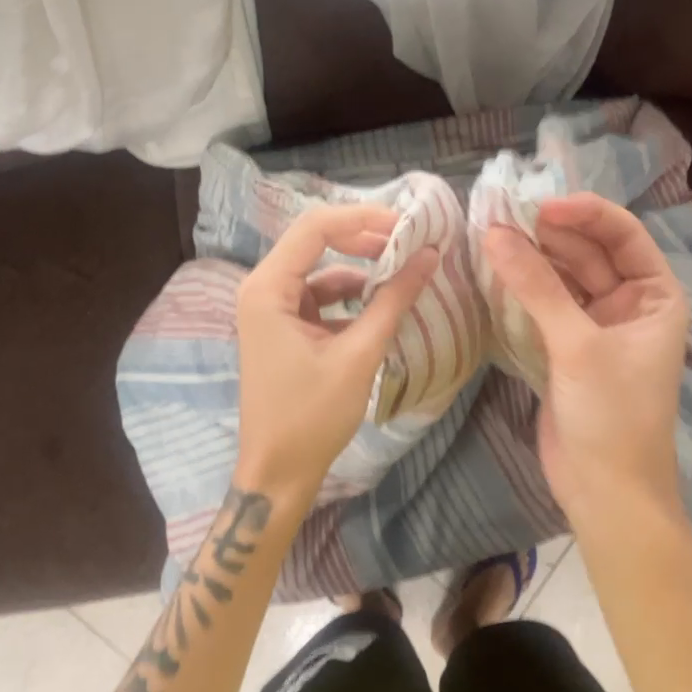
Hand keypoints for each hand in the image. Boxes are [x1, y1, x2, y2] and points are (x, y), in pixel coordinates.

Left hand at [235, 204, 438, 499]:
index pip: (316, 227)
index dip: (363, 219)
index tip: (407, 226)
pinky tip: (382, 311)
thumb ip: (393, 300)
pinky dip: (350, 301)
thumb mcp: (359, 354)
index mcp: (267, 288)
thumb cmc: (312, 416)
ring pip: (322, 272)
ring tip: (405, 278)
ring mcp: (271, 310)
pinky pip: (320, 300)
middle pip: (317, 243)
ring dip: (361, 273)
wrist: (278, 472)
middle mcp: (262, 290)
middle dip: (365, 241)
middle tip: (412, 246)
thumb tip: (429, 256)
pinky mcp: (284, 330)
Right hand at [482, 193, 687, 516]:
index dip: (585, 214)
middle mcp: (629, 305)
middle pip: (588, 253)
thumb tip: (495, 233)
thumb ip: (536, 286)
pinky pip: (544, 307)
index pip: (624, 236)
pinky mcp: (566, 351)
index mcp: (655, 297)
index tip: (539, 206)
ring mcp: (596, 328)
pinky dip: (521, 291)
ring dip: (531, 260)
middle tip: (500, 217)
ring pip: (562, 279)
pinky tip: (492, 273)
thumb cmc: (612, 415)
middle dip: (549, 235)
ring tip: (490, 237)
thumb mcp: (578, 345)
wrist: (605, 493)